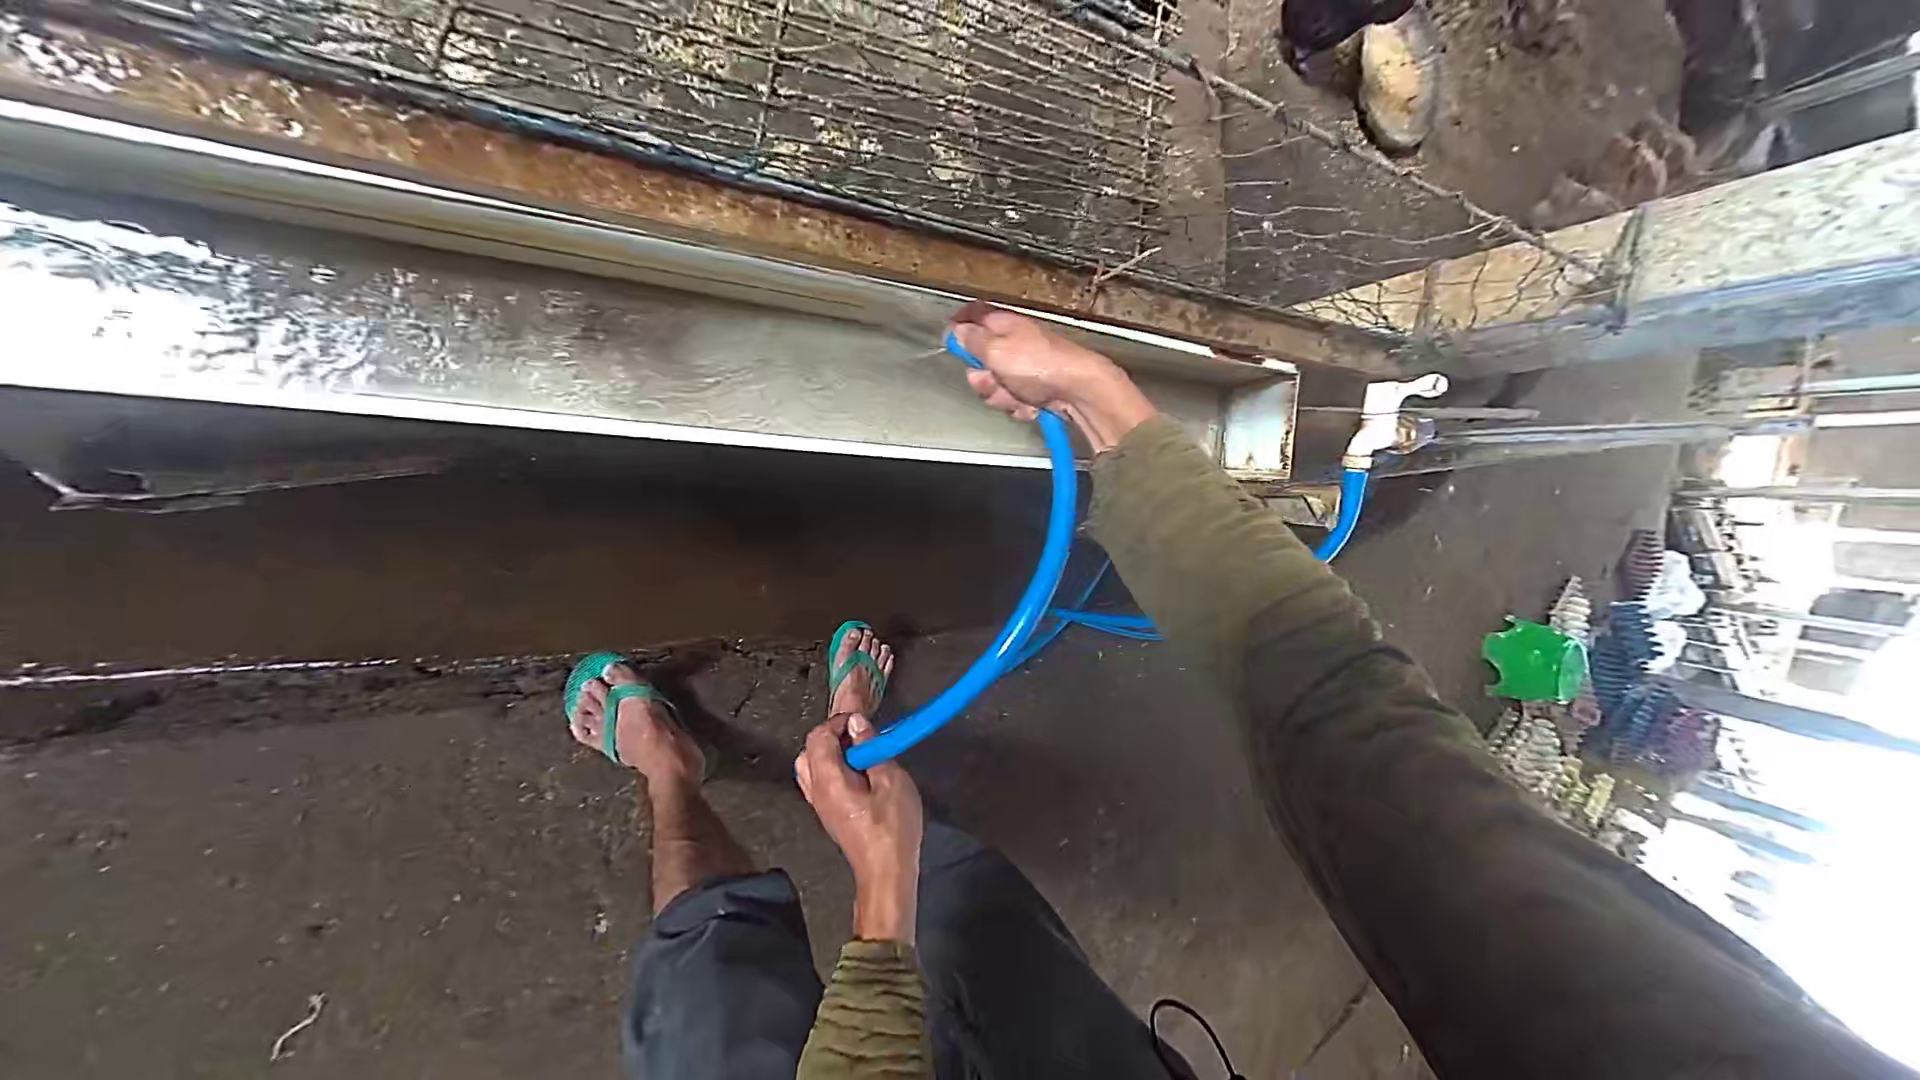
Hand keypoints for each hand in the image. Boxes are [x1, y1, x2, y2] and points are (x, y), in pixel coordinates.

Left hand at [795, 713, 923, 943]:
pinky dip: (833, 766)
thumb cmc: (892, 829)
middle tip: (860, 732)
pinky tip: (858, 770)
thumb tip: (856, 723)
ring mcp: (820, 805)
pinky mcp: (829, 813)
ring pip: (811, 765)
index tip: (861, 720)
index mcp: (829, 780)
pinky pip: (820, 780)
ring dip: (831, 750)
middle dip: (832, 734)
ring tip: (860, 750)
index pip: (818, 737)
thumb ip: (872, 748)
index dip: (838, 721)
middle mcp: (817, 791)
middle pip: (809, 749)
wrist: (887, 873)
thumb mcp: (891, 780)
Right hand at [949, 304, 1159, 452]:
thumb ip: (972, 340)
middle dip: (983, 378)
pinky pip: (1013, 401)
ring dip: (1001, 396)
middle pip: (980, 362)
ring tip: (1018, 394)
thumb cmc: (1041, 365)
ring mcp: (1025, 368)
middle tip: (993, 380)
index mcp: (1004, 325)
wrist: (1077, 390)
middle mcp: (1014, 344)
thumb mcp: (996, 350)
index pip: (973, 316)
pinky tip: (1031, 404)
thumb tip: (956, 331)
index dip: (959, 327)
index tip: (951, 341)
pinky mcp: (1034, 390)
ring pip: (995, 387)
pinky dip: (1019, 406)